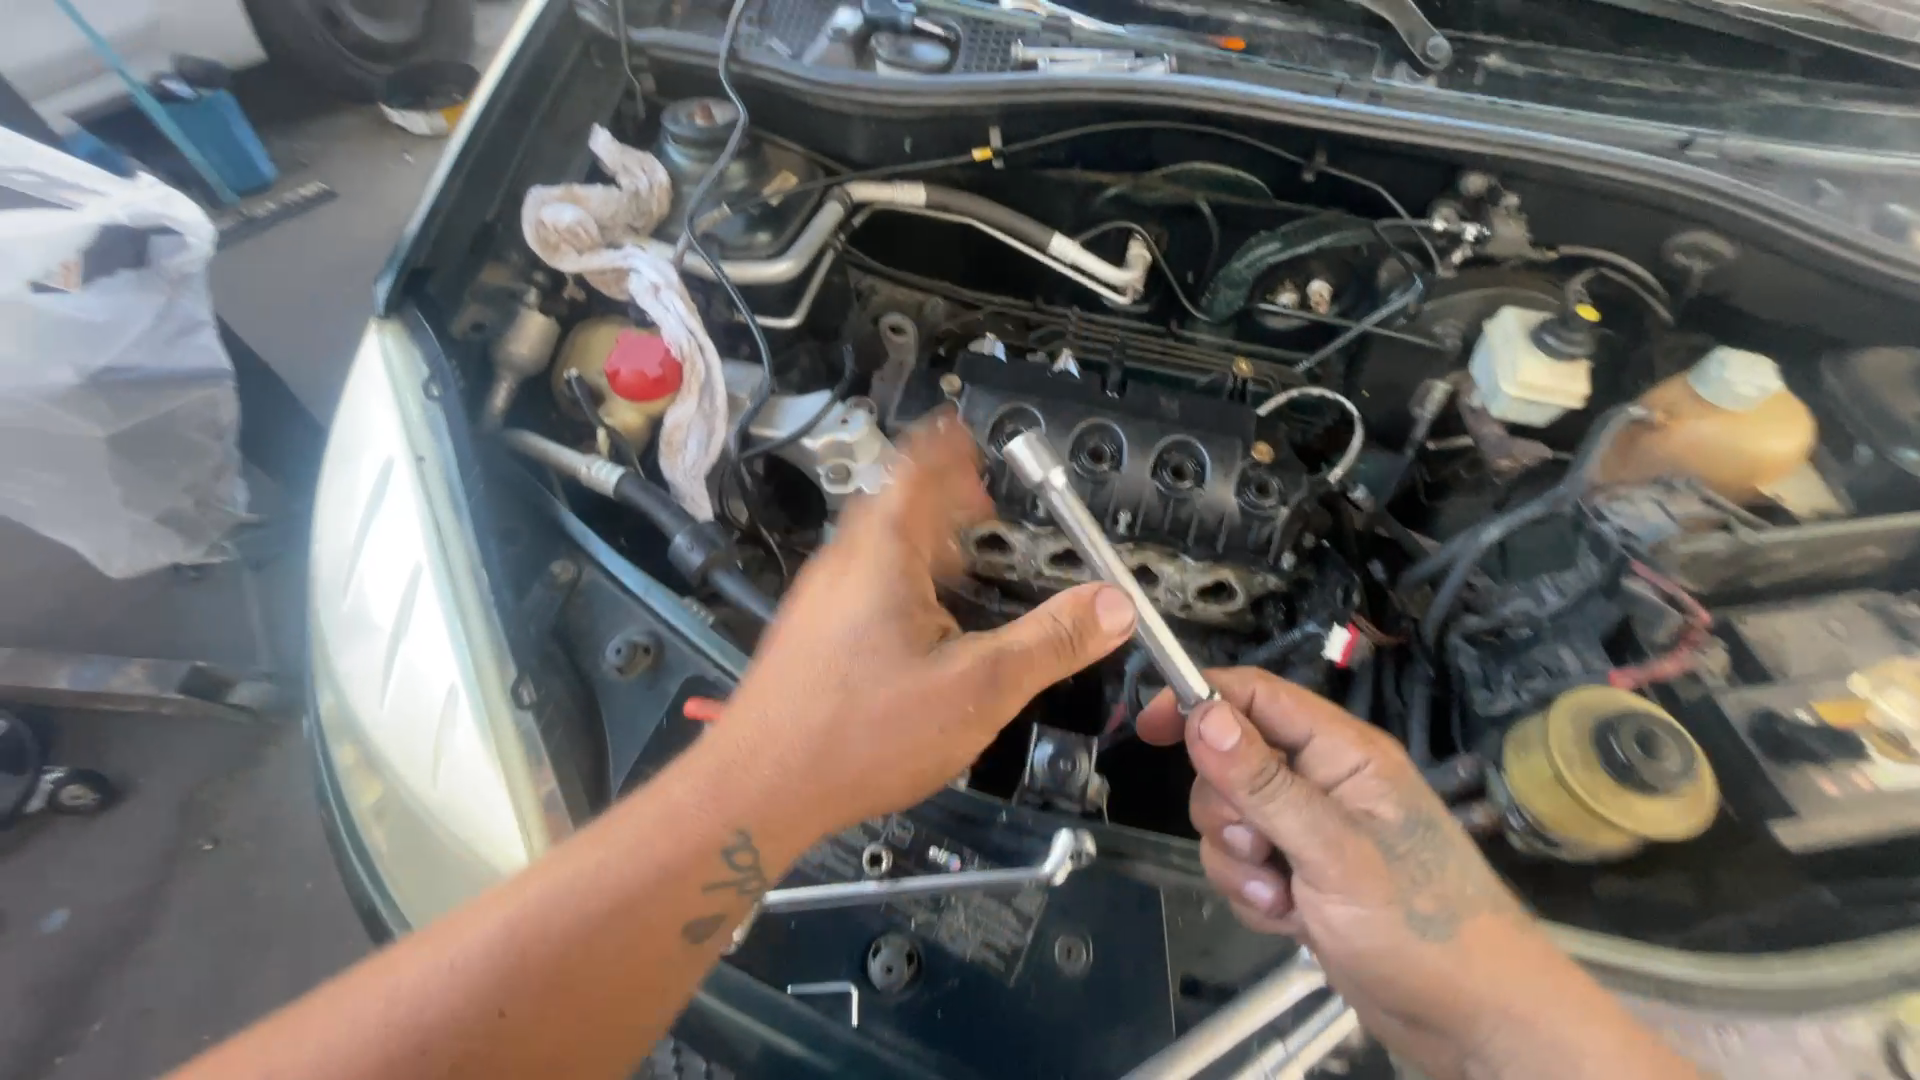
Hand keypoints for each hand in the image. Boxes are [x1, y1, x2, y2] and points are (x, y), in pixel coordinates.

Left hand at [718, 413, 1136, 834]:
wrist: (757, 789)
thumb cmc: (862, 733)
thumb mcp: (978, 689)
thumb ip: (1050, 643)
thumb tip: (1114, 605)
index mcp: (882, 555)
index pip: (916, 471)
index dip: (946, 448)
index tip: (968, 435)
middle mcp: (842, 565)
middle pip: (894, 505)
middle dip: (940, 497)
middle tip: (981, 504)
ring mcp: (818, 601)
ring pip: (874, 547)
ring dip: (918, 539)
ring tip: (957, 557)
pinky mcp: (809, 637)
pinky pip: (861, 584)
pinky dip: (898, 577)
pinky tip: (916, 621)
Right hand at [1137, 669, 1657, 1078]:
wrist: (1478, 1029)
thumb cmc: (1421, 928)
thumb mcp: (1333, 851)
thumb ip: (1262, 782)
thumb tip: (1201, 714)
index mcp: (1341, 753)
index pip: (1255, 696)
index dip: (1199, 701)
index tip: (1149, 727)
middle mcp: (1321, 781)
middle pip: (1228, 760)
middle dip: (1226, 810)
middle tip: (1256, 847)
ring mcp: (1308, 830)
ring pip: (1228, 817)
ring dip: (1238, 861)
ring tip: (1283, 897)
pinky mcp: (1300, 874)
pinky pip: (1241, 862)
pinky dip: (1251, 891)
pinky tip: (1288, 919)